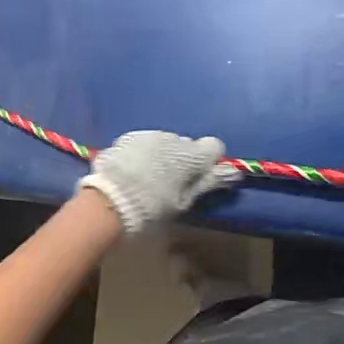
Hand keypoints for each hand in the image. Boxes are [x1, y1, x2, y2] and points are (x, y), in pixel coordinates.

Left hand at [78, 130, 238, 232]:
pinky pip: (143, 143)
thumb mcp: (184, 202)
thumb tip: (234, 172)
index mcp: (192, 155)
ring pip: (164, 143)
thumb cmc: (152, 208)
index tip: (199, 177)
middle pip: (187, 144)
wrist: (109, 201)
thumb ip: (209, 183)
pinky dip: (143, 154)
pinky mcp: (127, 137)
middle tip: (171, 183)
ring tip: (148, 178)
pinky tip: (132, 171)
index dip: (209, 162)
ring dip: (162, 155)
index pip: (214, 146)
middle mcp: (172, 138)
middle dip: (183, 159)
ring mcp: (148, 135)